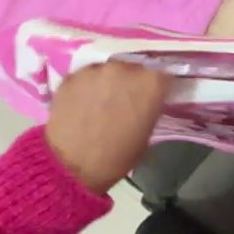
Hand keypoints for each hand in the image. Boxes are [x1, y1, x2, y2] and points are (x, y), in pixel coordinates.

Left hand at [43, 60, 168, 193]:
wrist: (71, 164)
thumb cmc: (117, 155)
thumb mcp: (147, 132)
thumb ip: (150, 107)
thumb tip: (146, 100)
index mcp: (151, 83)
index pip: (162, 76)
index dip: (158, 88)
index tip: (154, 98)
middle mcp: (125, 68)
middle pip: (135, 69)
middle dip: (133, 82)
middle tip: (127, 100)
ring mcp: (96, 69)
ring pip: (109, 70)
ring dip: (110, 82)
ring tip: (103, 101)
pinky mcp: (72, 74)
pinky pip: (87, 75)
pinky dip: (89, 85)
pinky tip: (85, 102)